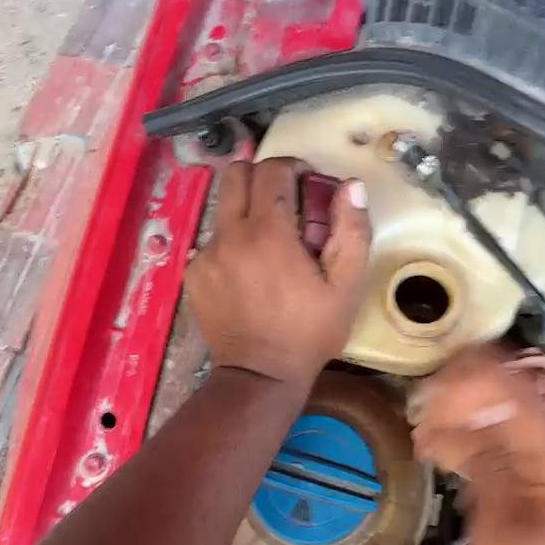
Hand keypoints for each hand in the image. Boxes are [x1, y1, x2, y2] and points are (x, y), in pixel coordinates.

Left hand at [185, 158, 371, 389]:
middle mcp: (230, 235)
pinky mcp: (193, 273)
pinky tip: (250, 272)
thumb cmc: (309, 332)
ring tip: (270, 242)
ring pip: (223, 206)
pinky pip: (213, 240)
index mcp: (268, 234)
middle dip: (264, 177)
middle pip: (236, 174)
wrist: (259, 377)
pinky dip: (233, 243)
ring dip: (248, 210)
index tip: (310, 185)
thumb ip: (351, 231)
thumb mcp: (346, 286)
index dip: (294, 168)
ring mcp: (206, 254)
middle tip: (286, 201)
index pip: (272, 170)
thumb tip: (351, 186)